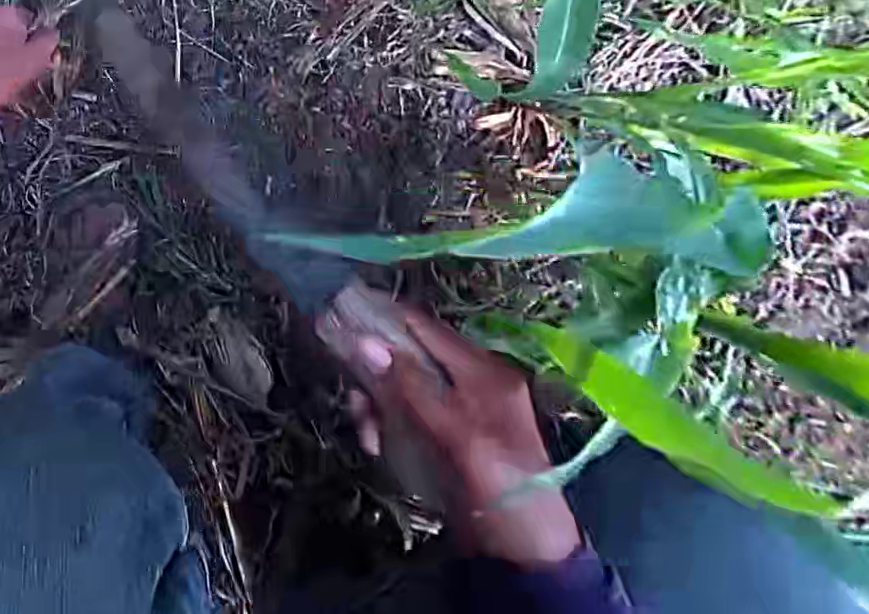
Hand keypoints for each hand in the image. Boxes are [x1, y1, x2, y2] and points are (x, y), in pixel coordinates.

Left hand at [0, 2, 59, 109]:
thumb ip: (49, 40)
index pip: (28, 17)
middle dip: (12, 41)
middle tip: (18, 66)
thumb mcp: (37, 59)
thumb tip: (51, 33)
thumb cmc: (2, 75)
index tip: (36, 55)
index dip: (34, 37)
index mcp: (4, 12)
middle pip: (5, 25)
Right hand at [317, 296, 580, 568]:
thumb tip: (363, 342)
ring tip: (364, 428)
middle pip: (404, 354)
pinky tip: (375, 443)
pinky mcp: (438, 433)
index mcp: (482, 370)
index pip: (423, 326)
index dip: (382, 315)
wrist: (528, 558)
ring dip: (373, 402)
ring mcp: (452, 407)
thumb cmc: (504, 489)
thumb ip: (411, 387)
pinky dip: (382, 423)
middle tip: (345, 382)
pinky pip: (399, 412)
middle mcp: (466, 380)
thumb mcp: (459, 436)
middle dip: (371, 369)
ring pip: (396, 384)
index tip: (339, 309)